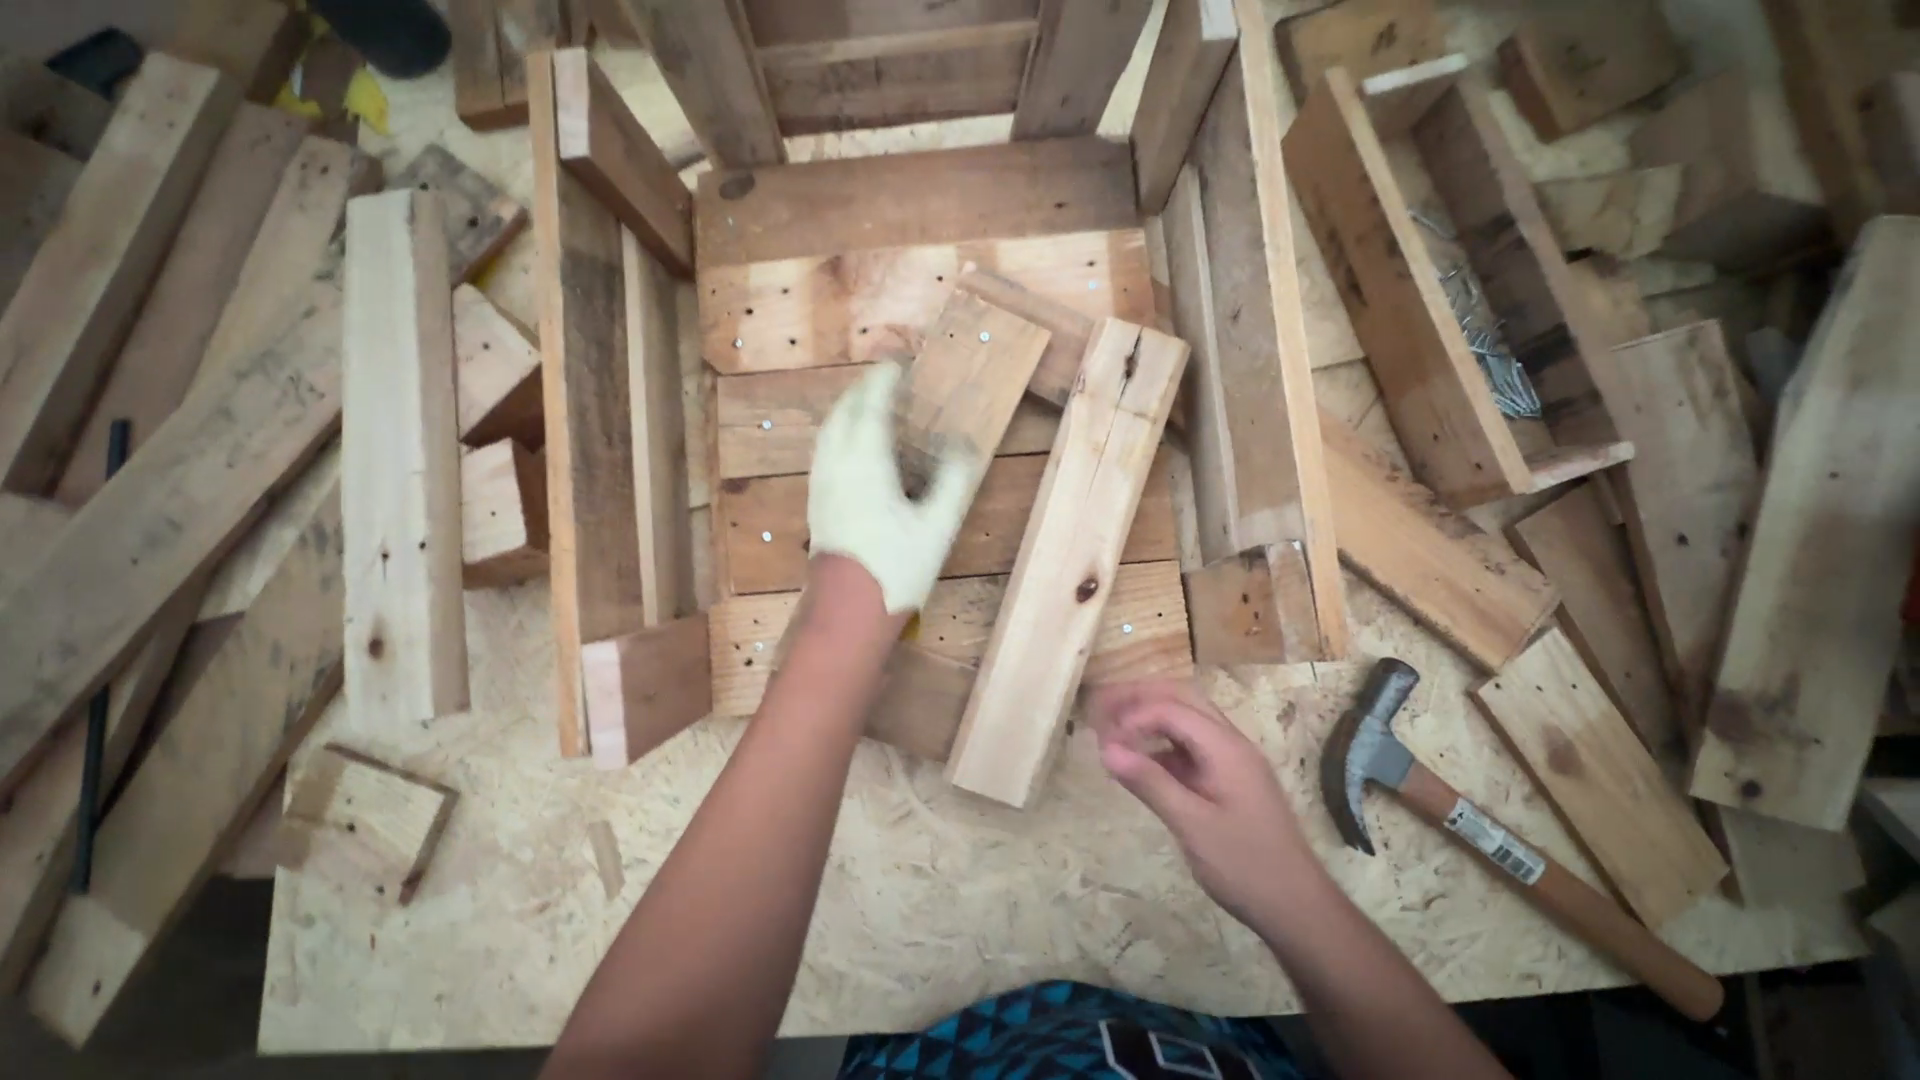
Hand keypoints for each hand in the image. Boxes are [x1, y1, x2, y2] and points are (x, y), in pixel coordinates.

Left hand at [808, 363, 985, 613]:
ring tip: (866, 406)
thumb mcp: (937, 525)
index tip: (897, 367)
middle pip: (843, 413)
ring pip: (828, 432)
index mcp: (866, 463)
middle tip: (883, 381)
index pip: (871, 407)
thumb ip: (953, 480)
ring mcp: (822, 484)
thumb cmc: (897, 567)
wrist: (849, 610)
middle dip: (861, 391)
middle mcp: (837, 466)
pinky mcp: (817, 503)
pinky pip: (824, 452)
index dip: (883, 382)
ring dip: (847, 410)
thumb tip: (964, 446)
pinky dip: (838, 434)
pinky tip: (850, 447)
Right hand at [1088, 680, 1322, 926]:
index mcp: (1226, 748)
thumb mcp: (1192, 826)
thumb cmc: (1245, 866)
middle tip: (1101, 709)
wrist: (1296, 906)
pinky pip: (1190, 748)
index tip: (1102, 741)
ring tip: (1112, 731)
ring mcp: (1232, 762)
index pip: (1172, 709)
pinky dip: (1160, 746)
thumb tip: (1106, 749)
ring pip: (1187, 720)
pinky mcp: (1228, 781)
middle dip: (1140, 699)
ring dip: (1150, 718)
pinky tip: (1138, 764)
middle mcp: (1231, 744)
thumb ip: (1149, 783)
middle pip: (1182, 699)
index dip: (1133, 716)